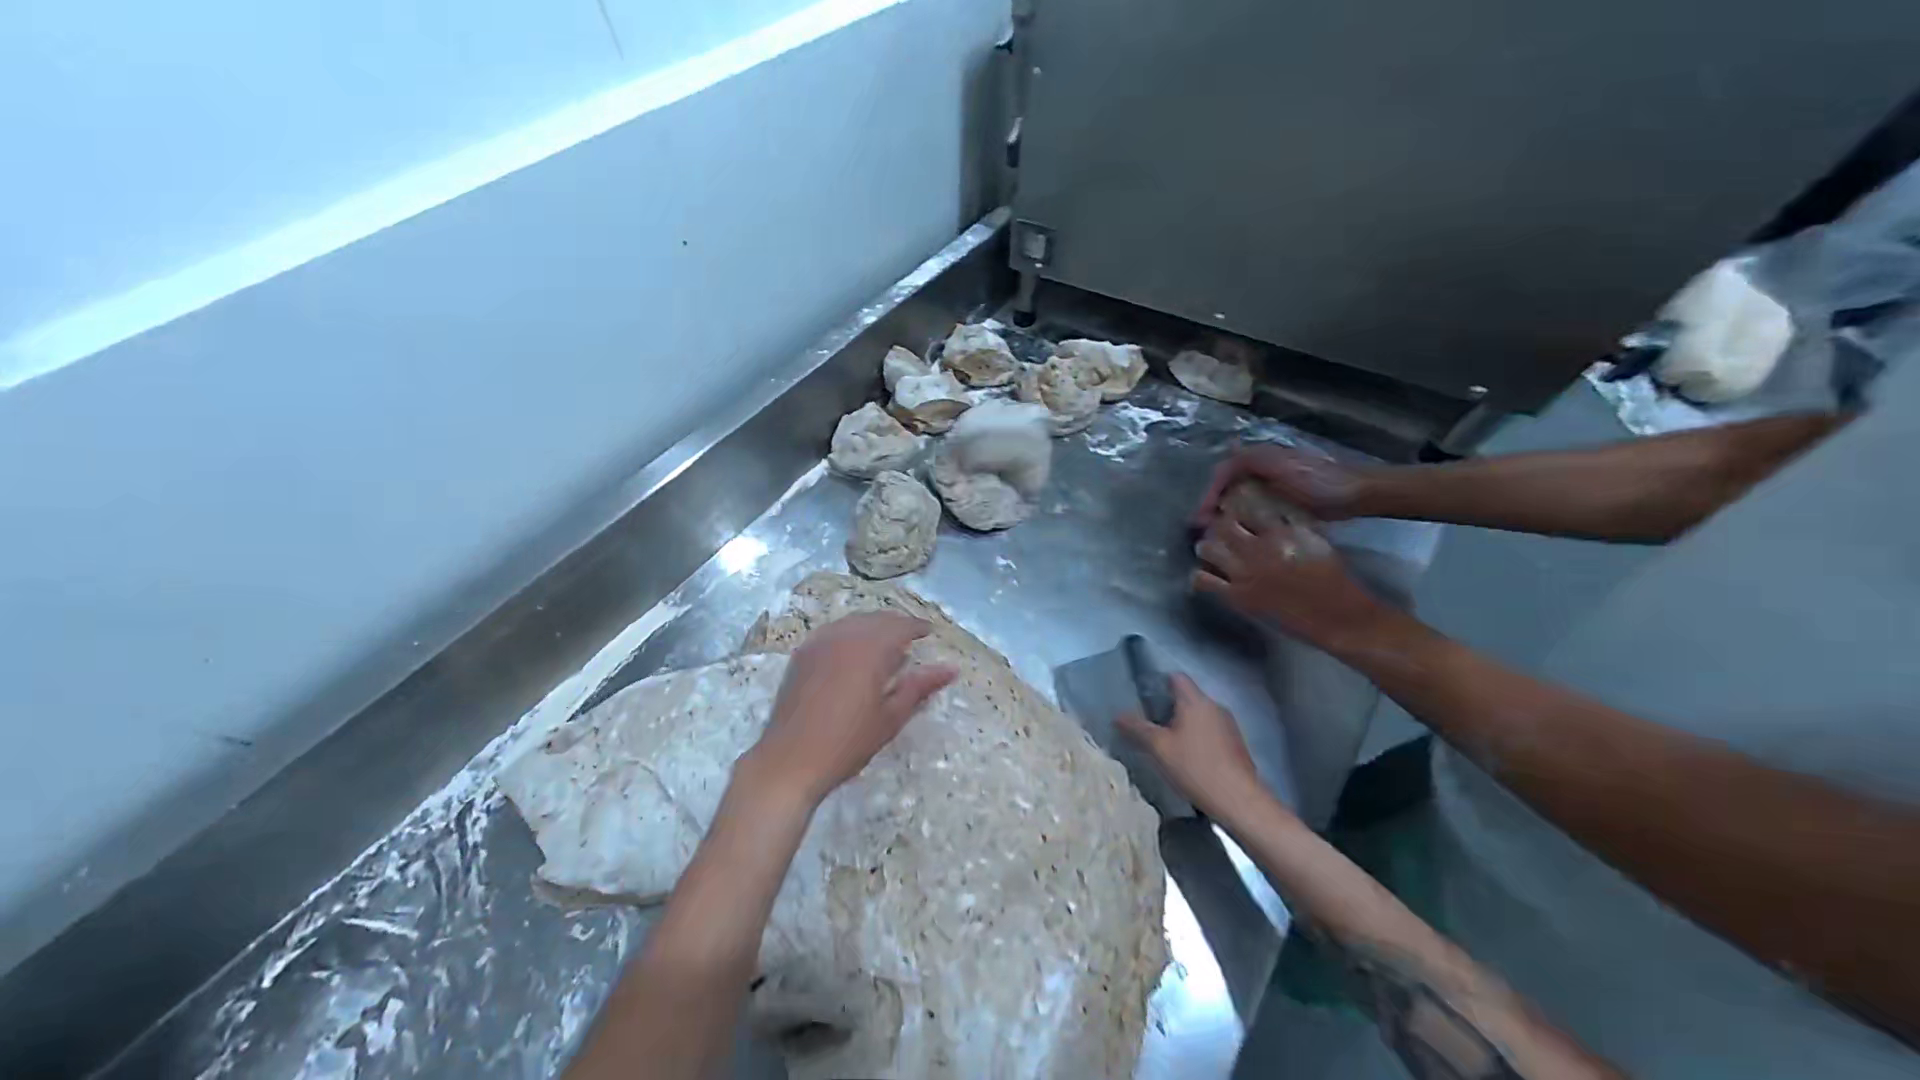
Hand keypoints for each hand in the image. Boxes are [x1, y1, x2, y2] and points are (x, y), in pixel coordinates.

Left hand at [743, 612, 956, 806]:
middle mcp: (843, 636)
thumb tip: (951, 668)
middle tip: (911, 640)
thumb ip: (920, 686)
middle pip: (875, 619)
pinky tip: (854, 656)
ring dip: (871, 628)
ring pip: (852, 623)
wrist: (789, 760)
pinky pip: (832, 633)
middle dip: (895, 625)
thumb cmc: (847, 742)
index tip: (929, 632)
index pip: (900, 625)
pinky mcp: (802, 654)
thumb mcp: (891, 716)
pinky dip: (849, 636)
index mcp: (869, 648)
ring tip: (885, 647)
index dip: (917, 626)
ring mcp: (818, 643)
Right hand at [1117, 674, 1267, 819]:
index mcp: (1195, 701)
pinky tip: (1189, 758)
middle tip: (1149, 724)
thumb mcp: (1159, 748)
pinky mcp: (1236, 743)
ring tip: (1166, 743)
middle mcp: (1214, 706)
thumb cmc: (1195, 767)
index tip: (1143, 698)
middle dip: (1168, 707)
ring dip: (1184, 724)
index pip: (1176, 677)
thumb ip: (1137, 728)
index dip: (1158, 683)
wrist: (1239, 799)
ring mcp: (1229, 725)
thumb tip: (1117, 715)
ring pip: (1200, 715)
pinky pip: (1211, 730)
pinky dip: (1198, 737)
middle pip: (1187, 697)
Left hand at [1192, 506, 1394, 652]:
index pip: (1247, 507)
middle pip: (1222, 525)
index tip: (1235, 507)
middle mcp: (1258, 550)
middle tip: (1223, 528)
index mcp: (1282, 533)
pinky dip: (1200, 575)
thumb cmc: (1332, 577)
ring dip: (1208, 546)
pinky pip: (1203, 580)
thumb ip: (1290, 523)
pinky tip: (1209, 574)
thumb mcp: (1315, 540)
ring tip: (1214, 549)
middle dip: (1220, 524)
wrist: (1337, 618)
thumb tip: (1267, 509)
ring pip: (1207, 548)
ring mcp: (1244, 574)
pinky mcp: (1237, 597)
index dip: (1237, 504)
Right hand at [1193, 444, 1367, 526]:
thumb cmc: (1320, 482)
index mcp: (1260, 459)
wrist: (1357, 496)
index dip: (1209, 495)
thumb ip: (1253, 459)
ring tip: (1216, 535)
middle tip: (1203, 530)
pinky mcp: (1283, 503)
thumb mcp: (1282, 467)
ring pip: (1238, 500)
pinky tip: (1239, 535)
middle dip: (1213, 508)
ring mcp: (1272, 487)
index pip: (1223, 474)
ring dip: (1225, 516)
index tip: (1201, 518)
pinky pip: (1254, 511)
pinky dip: (1242, 522)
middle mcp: (1262, 470)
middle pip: (1228, 488)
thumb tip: (1228, 448)